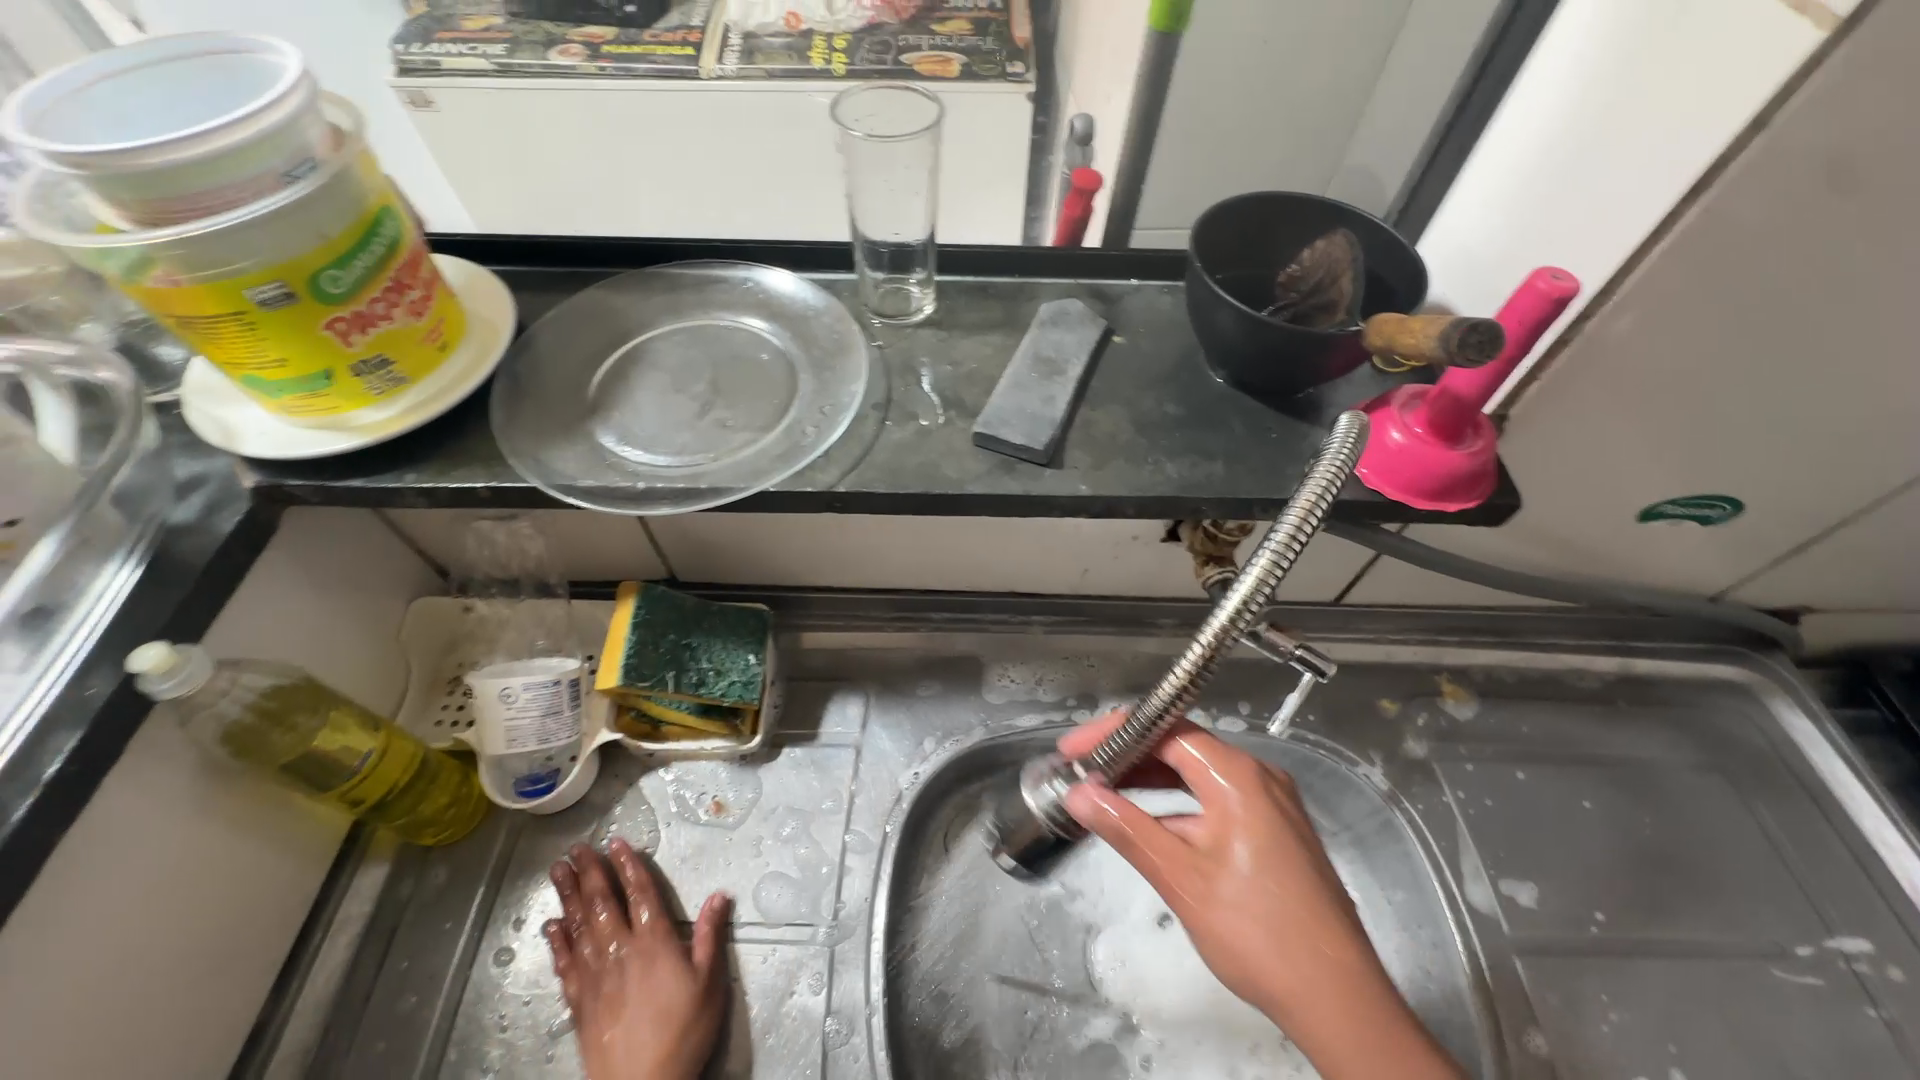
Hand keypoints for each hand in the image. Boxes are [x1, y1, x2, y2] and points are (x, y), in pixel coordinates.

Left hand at [546, 841, 731, 1079]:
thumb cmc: (684, 1031)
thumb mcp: (710, 983)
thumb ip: (710, 937)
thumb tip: (719, 895)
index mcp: (654, 942)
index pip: (640, 894)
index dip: (628, 866)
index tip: (616, 843)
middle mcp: (620, 950)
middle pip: (602, 903)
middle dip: (589, 872)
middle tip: (577, 848)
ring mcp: (595, 975)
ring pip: (579, 925)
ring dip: (568, 895)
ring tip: (557, 870)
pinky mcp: (579, 999)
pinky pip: (565, 961)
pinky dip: (557, 940)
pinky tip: (551, 925)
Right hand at [1058, 713, 1462, 1079]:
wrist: (1336, 997)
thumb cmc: (1257, 932)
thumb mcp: (1180, 877)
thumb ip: (1126, 829)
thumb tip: (1079, 796)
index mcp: (1240, 777)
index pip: (1167, 730)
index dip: (1115, 734)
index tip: (1072, 750)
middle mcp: (1260, 780)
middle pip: (1184, 748)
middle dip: (1129, 757)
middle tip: (1080, 771)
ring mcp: (1272, 807)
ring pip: (1199, 777)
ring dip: (1151, 784)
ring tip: (1103, 794)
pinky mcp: (1275, 835)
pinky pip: (1217, 803)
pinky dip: (1178, 808)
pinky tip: (1149, 828)